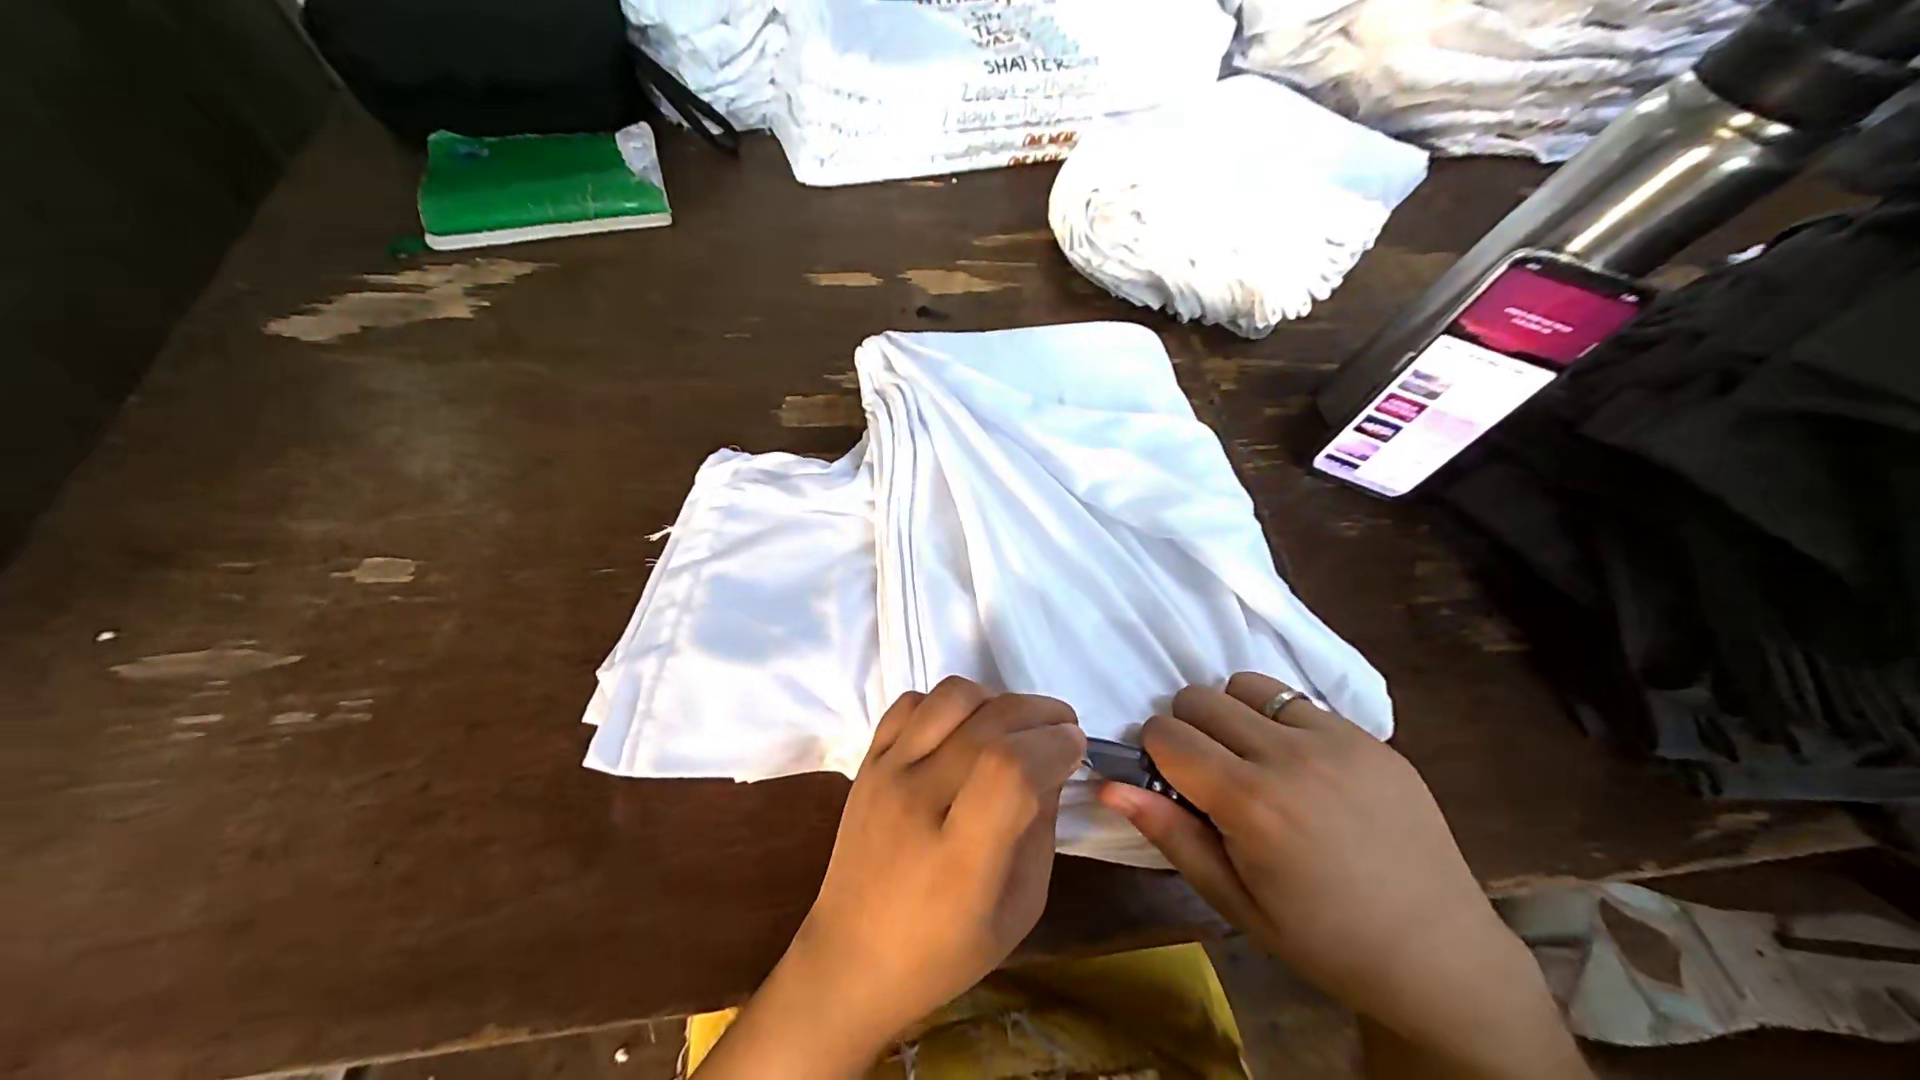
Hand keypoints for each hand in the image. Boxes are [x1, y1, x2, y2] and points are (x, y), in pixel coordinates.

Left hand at [698, 678, 1085, 1078]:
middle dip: (1041, 713)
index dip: (1054, 744)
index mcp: (959, 858)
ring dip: (997, 699)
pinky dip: (949, 703)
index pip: (1011, 768)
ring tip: (1014, 726)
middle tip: (1062, 728)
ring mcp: (885, 774)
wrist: (851, 957)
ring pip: (951, 697)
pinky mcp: (867, 762)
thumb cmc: (943, 950)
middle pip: (989, 721)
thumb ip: (1041, 829)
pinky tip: (965, 729)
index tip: (1076, 747)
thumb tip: (1053, 764)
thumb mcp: (1019, 908)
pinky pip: (912, 703)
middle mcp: (917, 802)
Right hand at [1098, 673, 1587, 1079]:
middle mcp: (1291, 756)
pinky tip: (1301, 767)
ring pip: (1245, 684)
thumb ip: (1168, 832)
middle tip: (1209, 775)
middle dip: (1187, 729)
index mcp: (1251, 803)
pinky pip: (1297, 699)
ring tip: (1252, 761)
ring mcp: (1337, 739)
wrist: (1440, 954)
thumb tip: (1107, 783)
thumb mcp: (1232, 899)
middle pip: (1199, 698)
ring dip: (1231, 714)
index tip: (1172, 782)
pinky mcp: (1370, 736)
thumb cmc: (1322, 939)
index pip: (1166, 734)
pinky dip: (1279, 720)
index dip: (1155, 754)